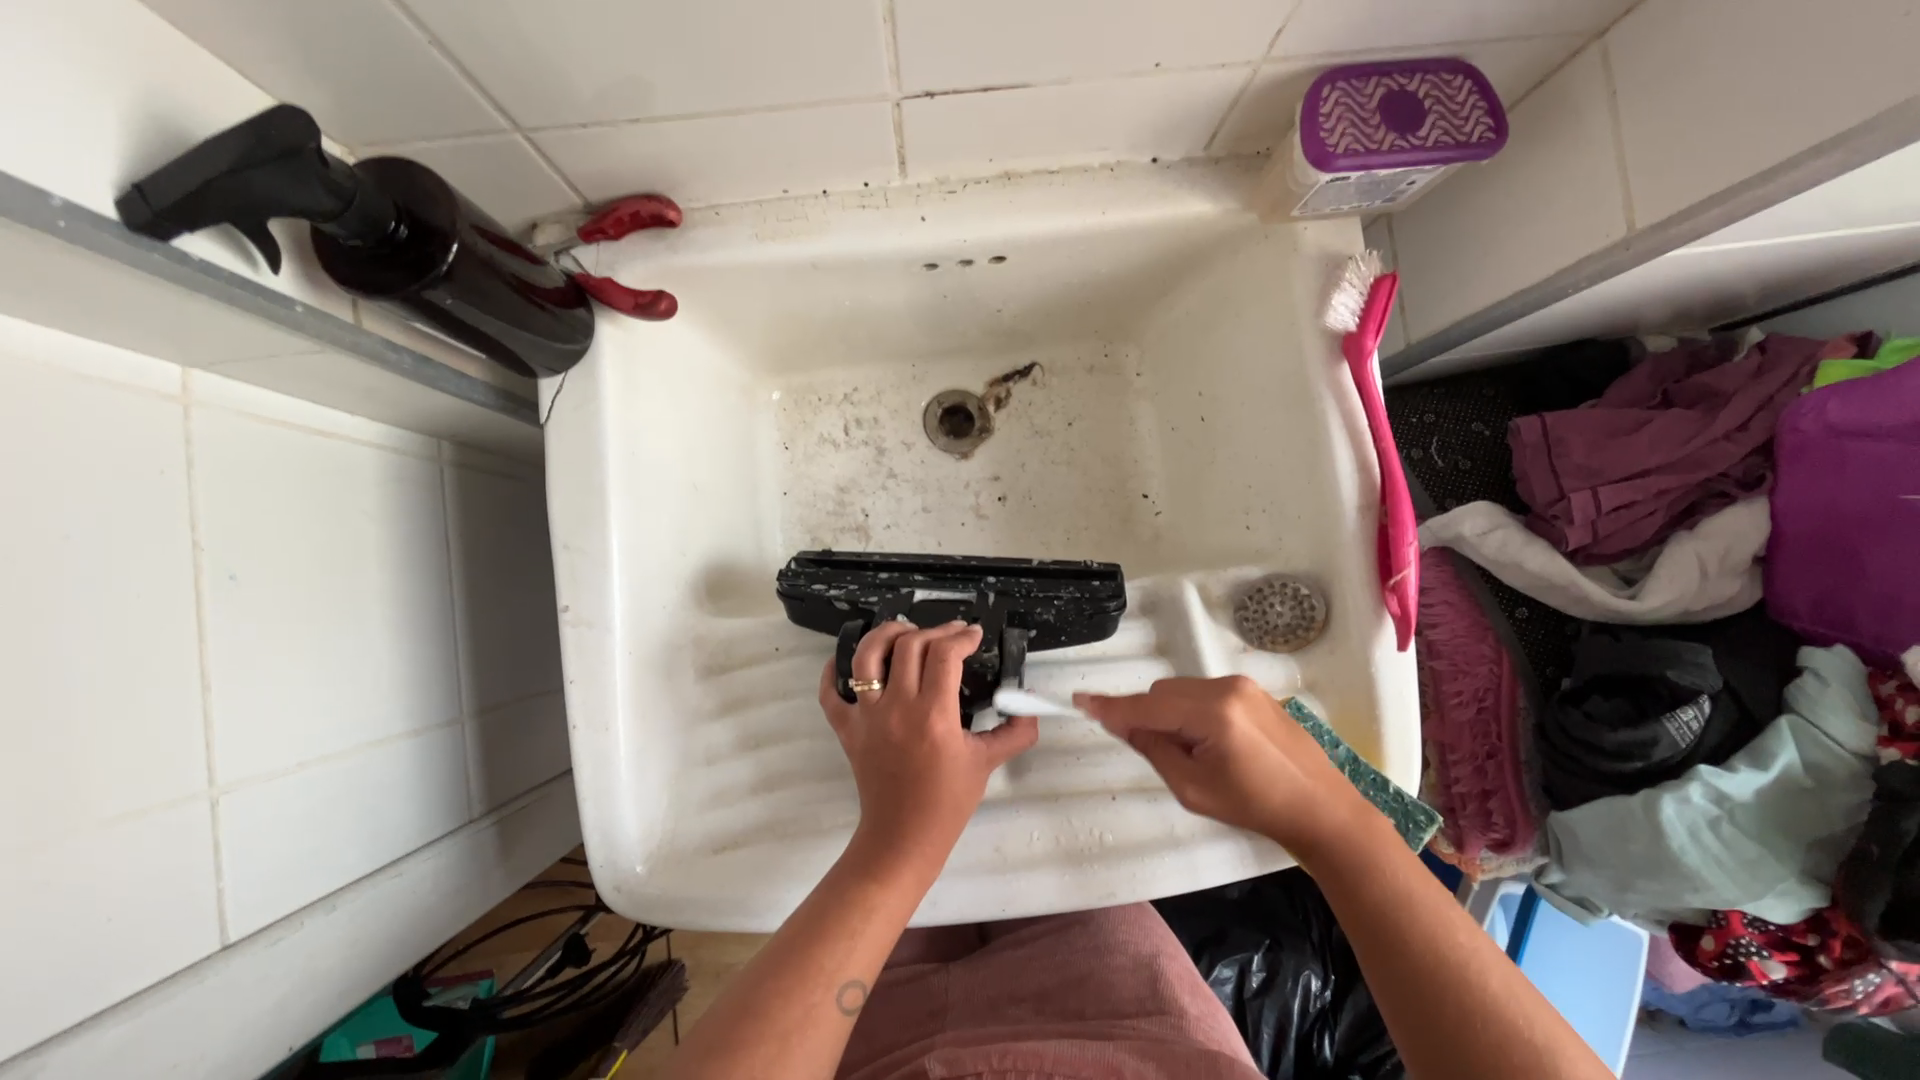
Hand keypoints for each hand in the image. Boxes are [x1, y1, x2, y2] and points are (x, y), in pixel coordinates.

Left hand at [819, 621, 1038, 874]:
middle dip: (934, 631)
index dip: (962, 637)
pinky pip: (830, 693)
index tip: (974, 636)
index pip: (945, 654)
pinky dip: (834, 672)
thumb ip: (1015, 733)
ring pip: (867, 656)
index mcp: (934, 716)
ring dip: (885, 634)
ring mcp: (866, 716)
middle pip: (909, 645)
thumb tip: (1032, 708)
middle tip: (950, 635)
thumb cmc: (947, 802)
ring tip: (904, 632)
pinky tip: (846, 661)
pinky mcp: (846, 729)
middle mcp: (897, 708)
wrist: (903, 837)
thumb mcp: (987, 763)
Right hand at [1076, 676, 1376, 856]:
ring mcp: (1242, 686)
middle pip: (1163, 693)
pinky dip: (1192, 713)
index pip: (1147, 706)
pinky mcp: (1253, 692)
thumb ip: (1154, 749)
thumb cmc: (1256, 806)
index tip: (1080, 701)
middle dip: (1149, 718)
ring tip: (1195, 756)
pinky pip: (1204, 694)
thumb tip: (1126, 723)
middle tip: (1160, 755)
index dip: (1111, 708)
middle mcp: (1226, 688)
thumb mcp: (1193, 788)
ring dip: (1172, 716)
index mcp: (1212, 713)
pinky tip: (1211, 745)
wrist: (1321, 807)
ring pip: (1181, 692)